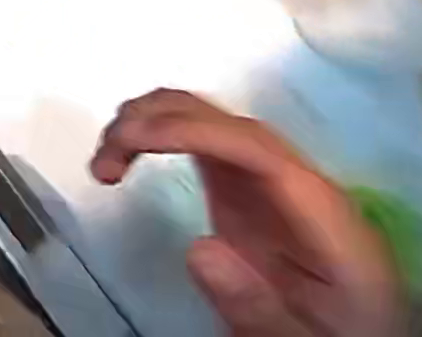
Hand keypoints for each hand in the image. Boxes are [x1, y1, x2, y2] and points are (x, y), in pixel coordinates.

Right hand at [90, 90, 405, 336]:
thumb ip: (261, 309)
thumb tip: (200, 248)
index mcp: (319, 209)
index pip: (248, 143)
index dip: (185, 127)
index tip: (129, 140)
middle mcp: (289, 174)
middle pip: (215, 116)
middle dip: (149, 122)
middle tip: (103, 163)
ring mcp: (261, 171)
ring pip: (195, 112)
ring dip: (141, 121)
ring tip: (104, 163)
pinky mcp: (238, 177)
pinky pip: (189, 131)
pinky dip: (148, 131)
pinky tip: (124, 156)